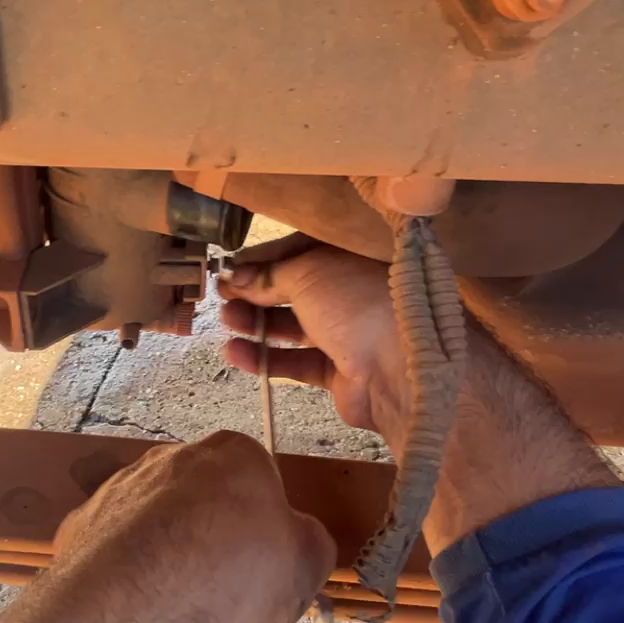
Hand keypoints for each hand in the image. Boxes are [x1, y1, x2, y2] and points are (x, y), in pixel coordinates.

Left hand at [48, 431, 335, 622]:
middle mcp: (175, 457)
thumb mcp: (307, 564)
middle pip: (213, 514)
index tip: (273, 588)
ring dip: (183, 574)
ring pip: (167, 535)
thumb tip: (299, 541)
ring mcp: (122, 486)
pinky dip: (137, 580)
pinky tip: (144, 616)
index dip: (273, 544)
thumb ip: (311, 544)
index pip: (263, 489)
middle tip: (237, 617)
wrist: (128, 604)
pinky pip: (123, 553)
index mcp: (233, 453)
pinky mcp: (84, 522)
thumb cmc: (229, 574)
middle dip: (228, 565)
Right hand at [216, 238, 615, 552]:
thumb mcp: (309, 273)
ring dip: (256, 323)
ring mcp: (348, 332)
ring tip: (225, 321)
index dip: (263, 260)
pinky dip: (266, 358)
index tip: (230, 268)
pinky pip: (297, 361)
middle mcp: (353, 290)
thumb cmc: (360, 304)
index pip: (300, 251)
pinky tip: (236, 353)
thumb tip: (238, 278)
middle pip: (294, 289)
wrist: (402, 371)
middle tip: (221, 296)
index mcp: (353, 256)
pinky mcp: (340, 370)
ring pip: (293, 326)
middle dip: (255, 292)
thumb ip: (269, 275)